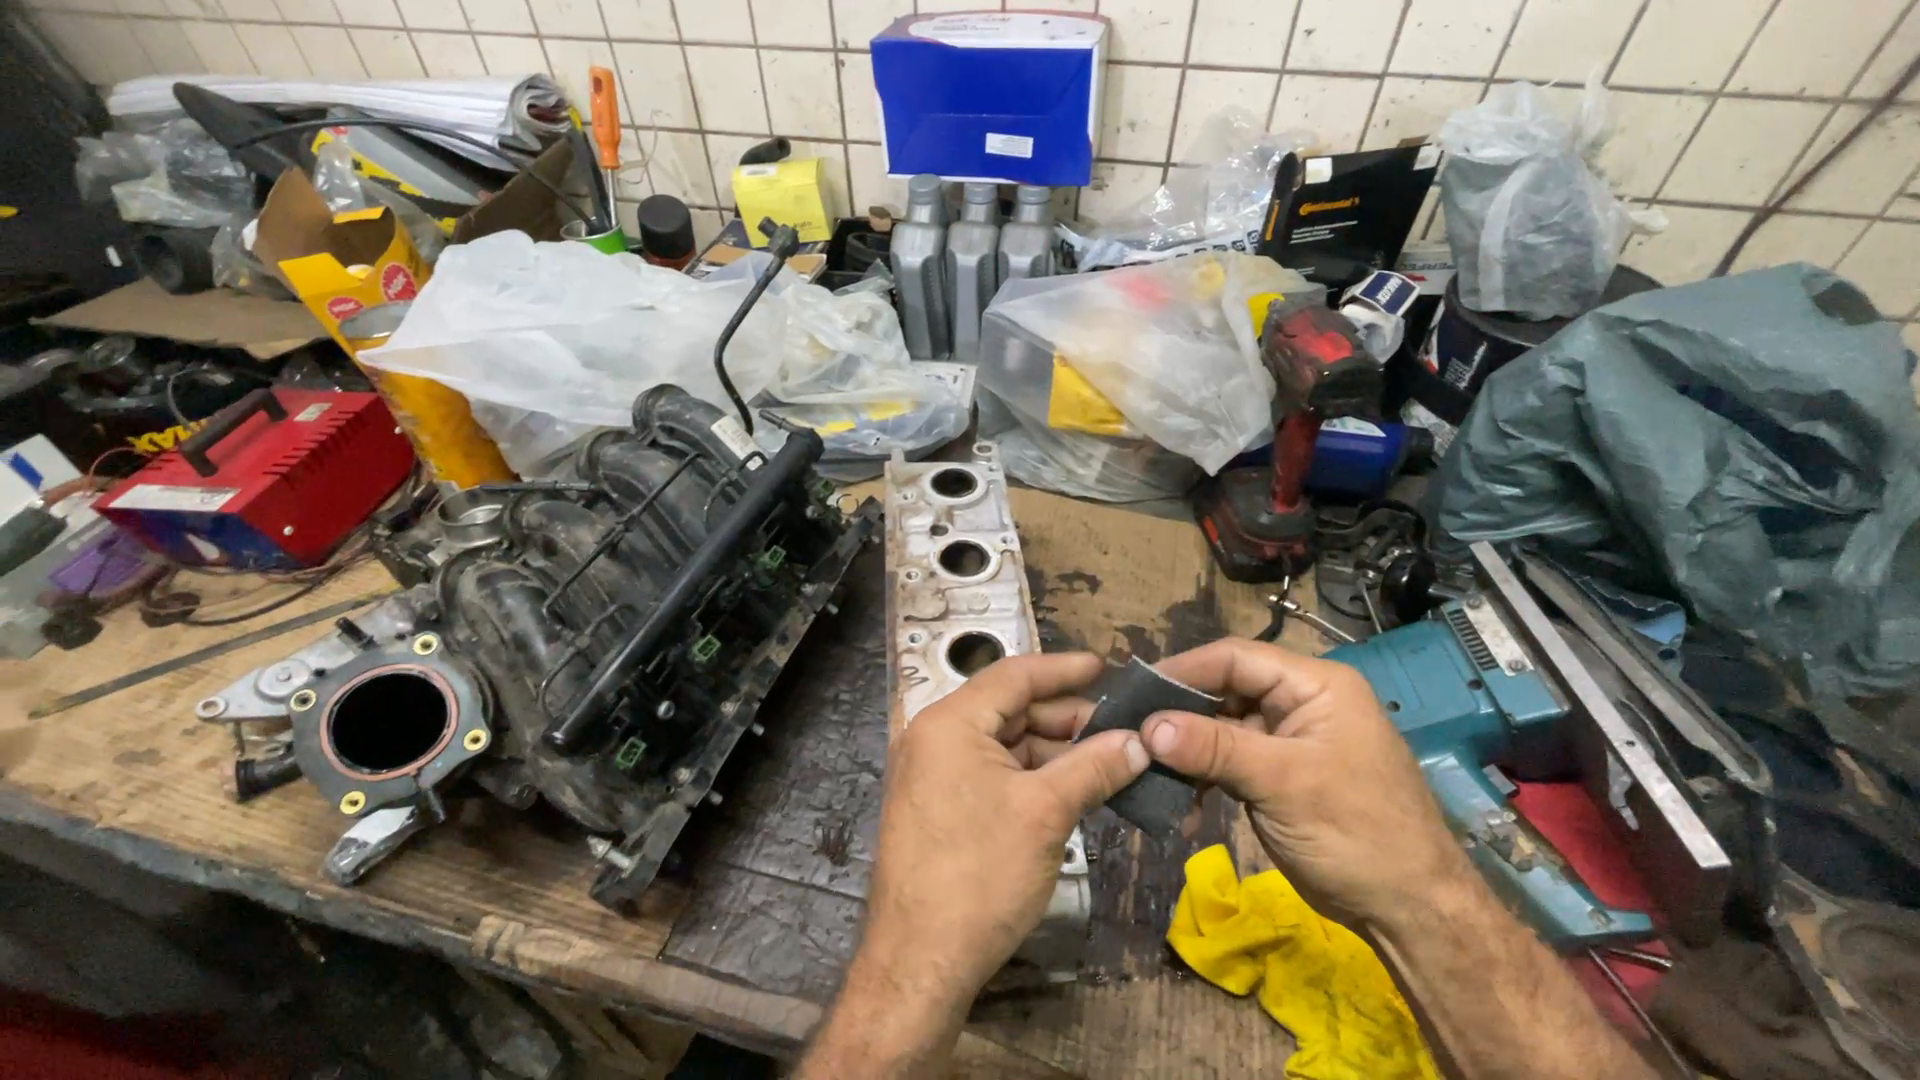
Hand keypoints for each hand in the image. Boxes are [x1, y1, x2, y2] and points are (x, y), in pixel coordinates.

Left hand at [860, 651, 1147, 1009]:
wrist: (920, 960)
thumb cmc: (980, 874)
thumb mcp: (1046, 813)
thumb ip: (1094, 766)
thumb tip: (1139, 742)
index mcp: (949, 722)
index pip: (1013, 675)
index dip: (1063, 669)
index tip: (1107, 667)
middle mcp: (936, 738)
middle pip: (1011, 710)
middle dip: (1067, 718)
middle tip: (1123, 729)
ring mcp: (936, 775)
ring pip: (1006, 745)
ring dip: (1056, 752)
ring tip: (1111, 761)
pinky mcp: (943, 807)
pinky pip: (996, 774)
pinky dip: (1036, 777)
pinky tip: (1076, 788)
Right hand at [1144, 638, 1474, 929]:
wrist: (1408, 909)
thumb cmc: (1357, 832)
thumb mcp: (1283, 783)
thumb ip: (1214, 748)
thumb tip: (1148, 726)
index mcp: (1315, 686)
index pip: (1237, 658)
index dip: (1184, 670)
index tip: (1136, 690)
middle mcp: (1299, 703)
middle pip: (1225, 690)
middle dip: (1179, 711)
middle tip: (1129, 727)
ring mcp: (1286, 741)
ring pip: (1220, 727)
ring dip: (1185, 748)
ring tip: (1144, 764)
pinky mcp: (1275, 776)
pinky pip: (1226, 761)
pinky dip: (1200, 776)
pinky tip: (1176, 798)